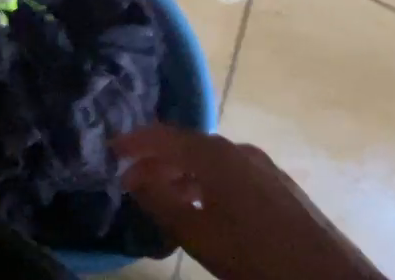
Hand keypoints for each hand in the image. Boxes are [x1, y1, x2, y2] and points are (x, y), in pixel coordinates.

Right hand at [115, 124, 386, 279]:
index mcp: (214, 154)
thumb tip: (132, 177)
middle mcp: (238, 150)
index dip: (132, 143)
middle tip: (134, 181)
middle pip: (185, 145)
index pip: (160, 135)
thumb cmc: (260, 260)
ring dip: (183, 174)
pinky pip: (232, 174)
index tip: (110, 153)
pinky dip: (209, 183)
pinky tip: (207, 208)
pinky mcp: (284, 188)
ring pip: (210, 161)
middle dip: (157, 161)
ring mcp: (265, 168)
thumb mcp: (198, 235)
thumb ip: (158, 201)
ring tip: (166, 197)